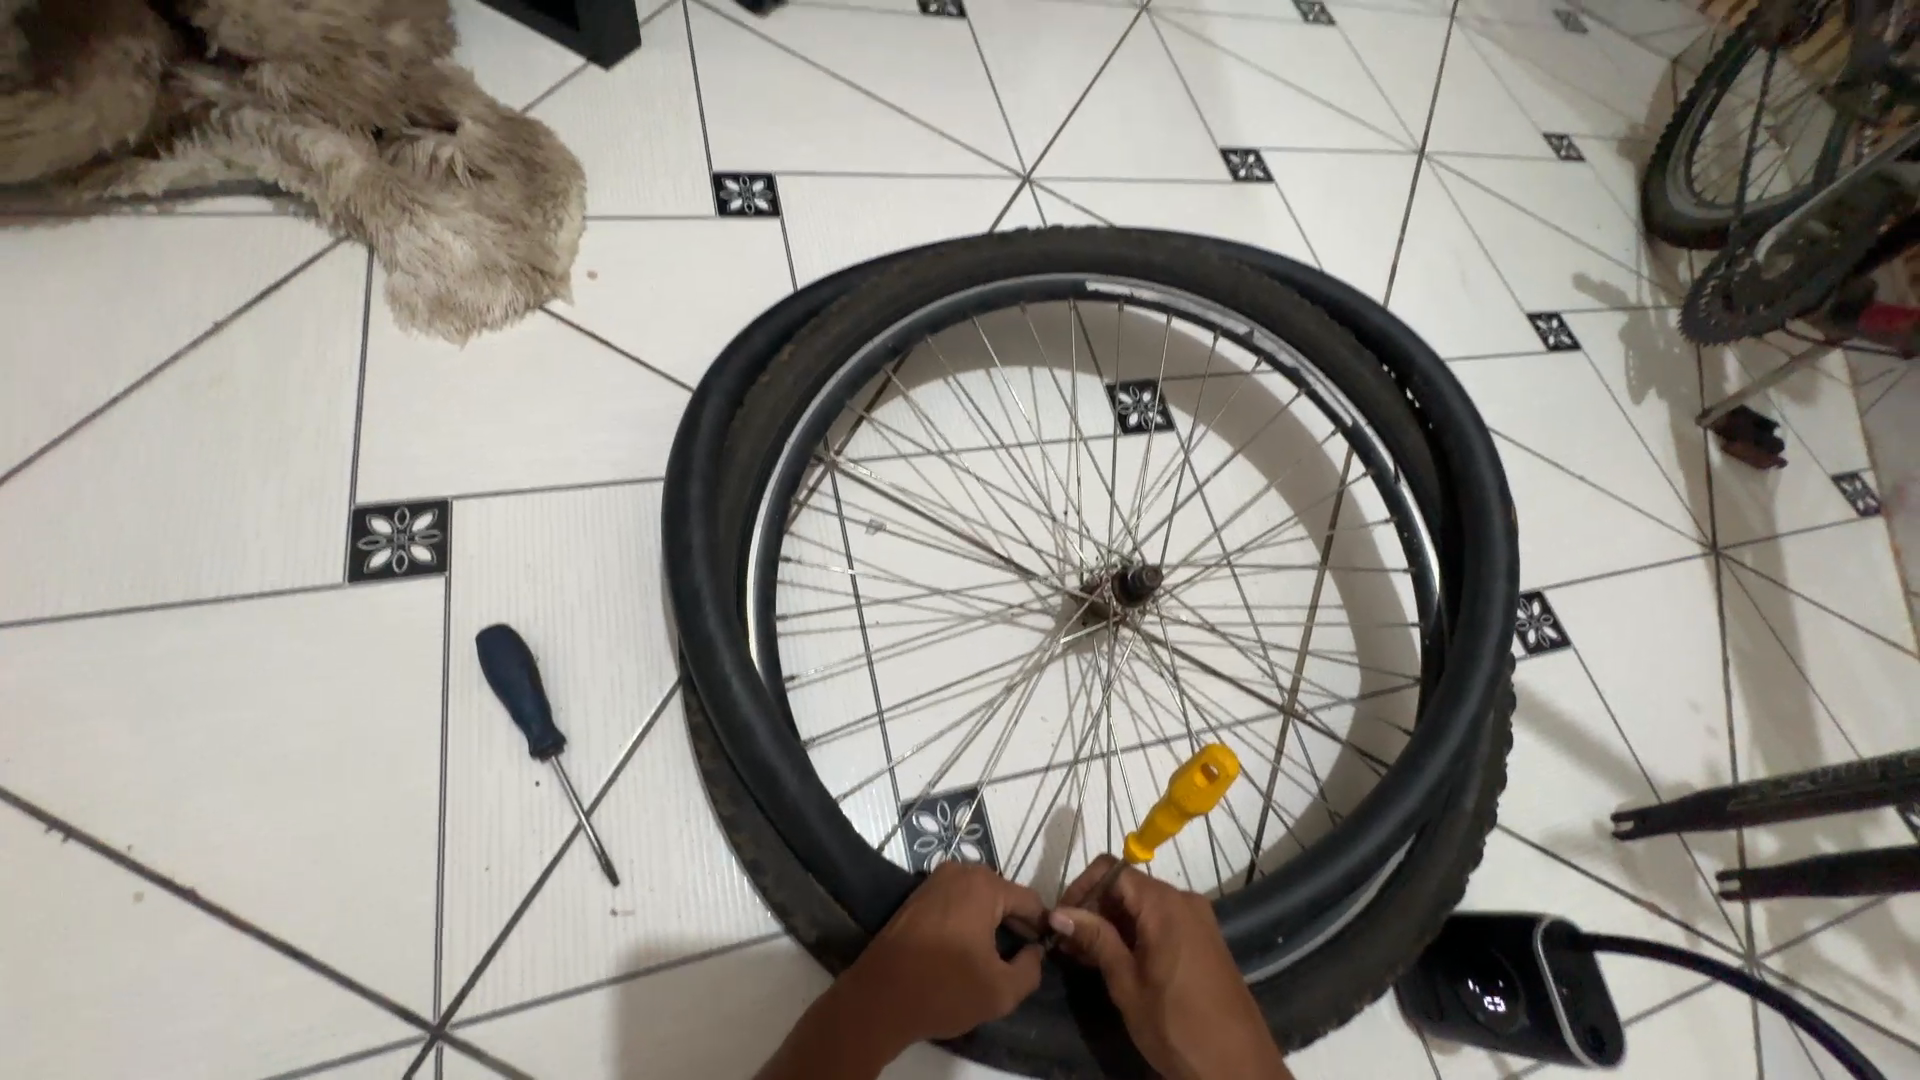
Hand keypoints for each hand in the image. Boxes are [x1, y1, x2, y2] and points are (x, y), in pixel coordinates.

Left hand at [835, 861, 1046, 1049]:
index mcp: (985, 885)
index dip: (1042, 927)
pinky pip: (956, 901)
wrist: (879, 996)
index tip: (1047, 951)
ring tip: (995, 957)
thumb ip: (1031, 969)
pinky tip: (966, 950)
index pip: (1030, 901)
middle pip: (1004, 895)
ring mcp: (935, 880)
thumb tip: (1035, 952)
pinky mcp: (918, 895)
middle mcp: (961, 871)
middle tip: (1022, 958)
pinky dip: (968, 920)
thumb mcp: (1001, 991)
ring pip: (979, 898)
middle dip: (1016, 924)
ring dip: (991, 922)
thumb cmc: (944, 989)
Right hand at [1047, 855, 1290, 1079]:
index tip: (1061, 921)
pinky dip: (1135, 934)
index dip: (1081, 889)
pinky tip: (1115, 962)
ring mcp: (1197, 920)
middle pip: (1127, 886)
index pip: (1111, 870)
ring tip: (1086, 957)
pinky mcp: (1203, 941)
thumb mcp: (1127, 983)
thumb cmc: (1177, 1025)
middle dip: (1094, 909)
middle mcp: (1183, 900)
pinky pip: (1160, 922)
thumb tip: (1058, 913)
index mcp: (1164, 903)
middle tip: (1068, 944)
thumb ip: (1095, 939)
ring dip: (1112, 924)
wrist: (1240, 1071)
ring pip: (1142, 905)